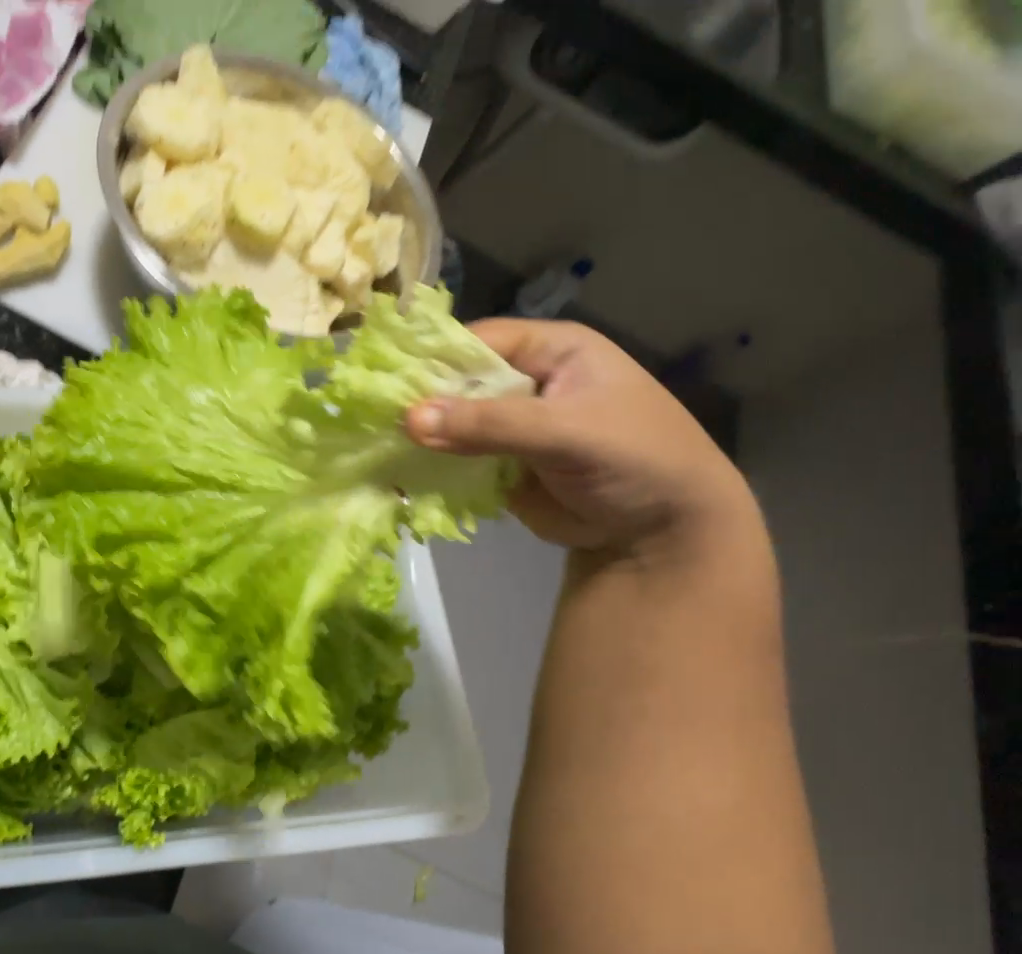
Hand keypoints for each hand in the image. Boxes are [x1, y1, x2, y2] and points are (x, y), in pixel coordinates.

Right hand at [406, 318, 753, 559]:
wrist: (661, 534)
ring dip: (419, 435)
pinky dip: (428, 464)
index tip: (385, 381)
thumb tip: (408, 419)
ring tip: (373, 444)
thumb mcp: (567, 431)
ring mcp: (509, 425)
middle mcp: (526, 381)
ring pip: (450, 421)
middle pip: (458, 381)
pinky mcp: (496, 464)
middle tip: (371, 416)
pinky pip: (452, 457)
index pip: (478, 341)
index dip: (433, 358)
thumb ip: (490, 423)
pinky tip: (395, 470)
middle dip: (420, 400)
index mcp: (553, 351)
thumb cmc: (635, 460)